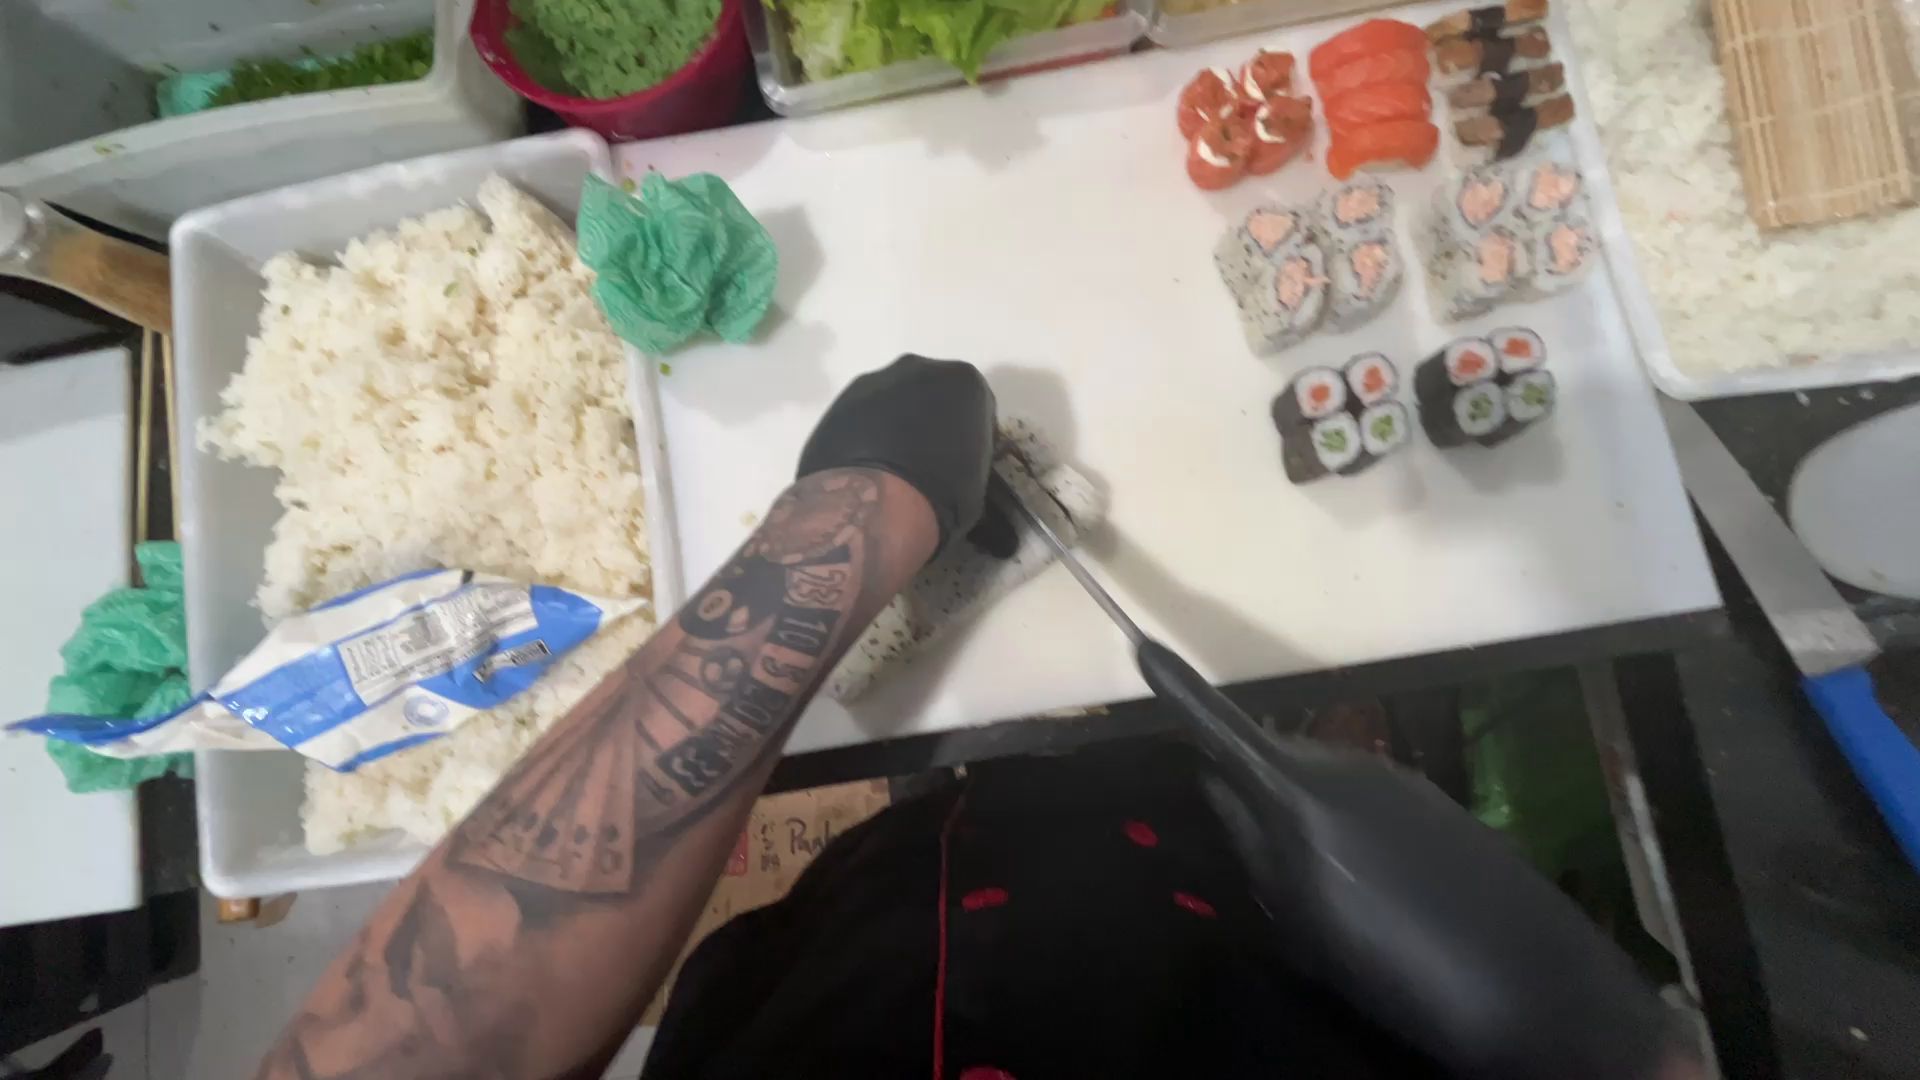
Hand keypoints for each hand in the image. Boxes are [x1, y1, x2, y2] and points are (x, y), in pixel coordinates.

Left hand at [798, 355, 995, 554]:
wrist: (876, 504)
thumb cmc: (942, 496)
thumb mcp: (976, 484)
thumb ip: (969, 463)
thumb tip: (960, 475)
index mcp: (964, 382)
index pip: (974, 405)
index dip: (968, 435)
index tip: (961, 461)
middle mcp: (919, 369)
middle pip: (929, 394)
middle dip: (928, 421)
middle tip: (925, 462)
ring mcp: (873, 382)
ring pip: (890, 401)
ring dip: (892, 425)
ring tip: (889, 468)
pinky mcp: (837, 403)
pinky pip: (859, 417)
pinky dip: (862, 435)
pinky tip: (863, 469)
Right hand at [1201, 736, 1684, 1079]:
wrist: (1551, 1002)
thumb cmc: (1405, 971)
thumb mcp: (1306, 927)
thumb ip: (1252, 847)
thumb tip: (1216, 788)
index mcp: (1301, 800)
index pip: (1222, 732)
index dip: (1180, 692)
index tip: (1145, 651)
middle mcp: (1344, 767)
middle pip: (1265, 754)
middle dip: (1248, 786)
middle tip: (1265, 856)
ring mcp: (1394, 776)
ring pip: (1311, 770)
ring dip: (1296, 802)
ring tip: (1329, 875)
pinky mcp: (1430, 793)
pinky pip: (1357, 786)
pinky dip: (1341, 812)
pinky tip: (1377, 871)